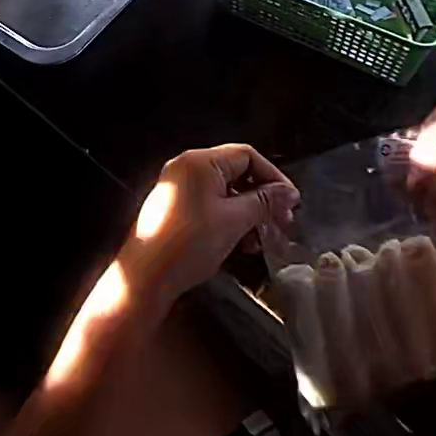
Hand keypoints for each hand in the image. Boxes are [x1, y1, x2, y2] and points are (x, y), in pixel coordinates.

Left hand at [118, 145, 298, 305]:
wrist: (144, 279)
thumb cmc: (189, 245)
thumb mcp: (234, 221)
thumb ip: (264, 201)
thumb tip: (288, 193)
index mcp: (200, 161)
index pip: (247, 156)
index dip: (273, 177)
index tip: (291, 201)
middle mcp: (187, 167)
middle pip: (236, 173)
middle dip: (262, 197)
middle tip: (282, 220)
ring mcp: (178, 188)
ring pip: (224, 192)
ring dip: (248, 212)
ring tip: (264, 237)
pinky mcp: (174, 208)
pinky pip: (209, 204)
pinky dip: (229, 218)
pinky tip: (242, 242)